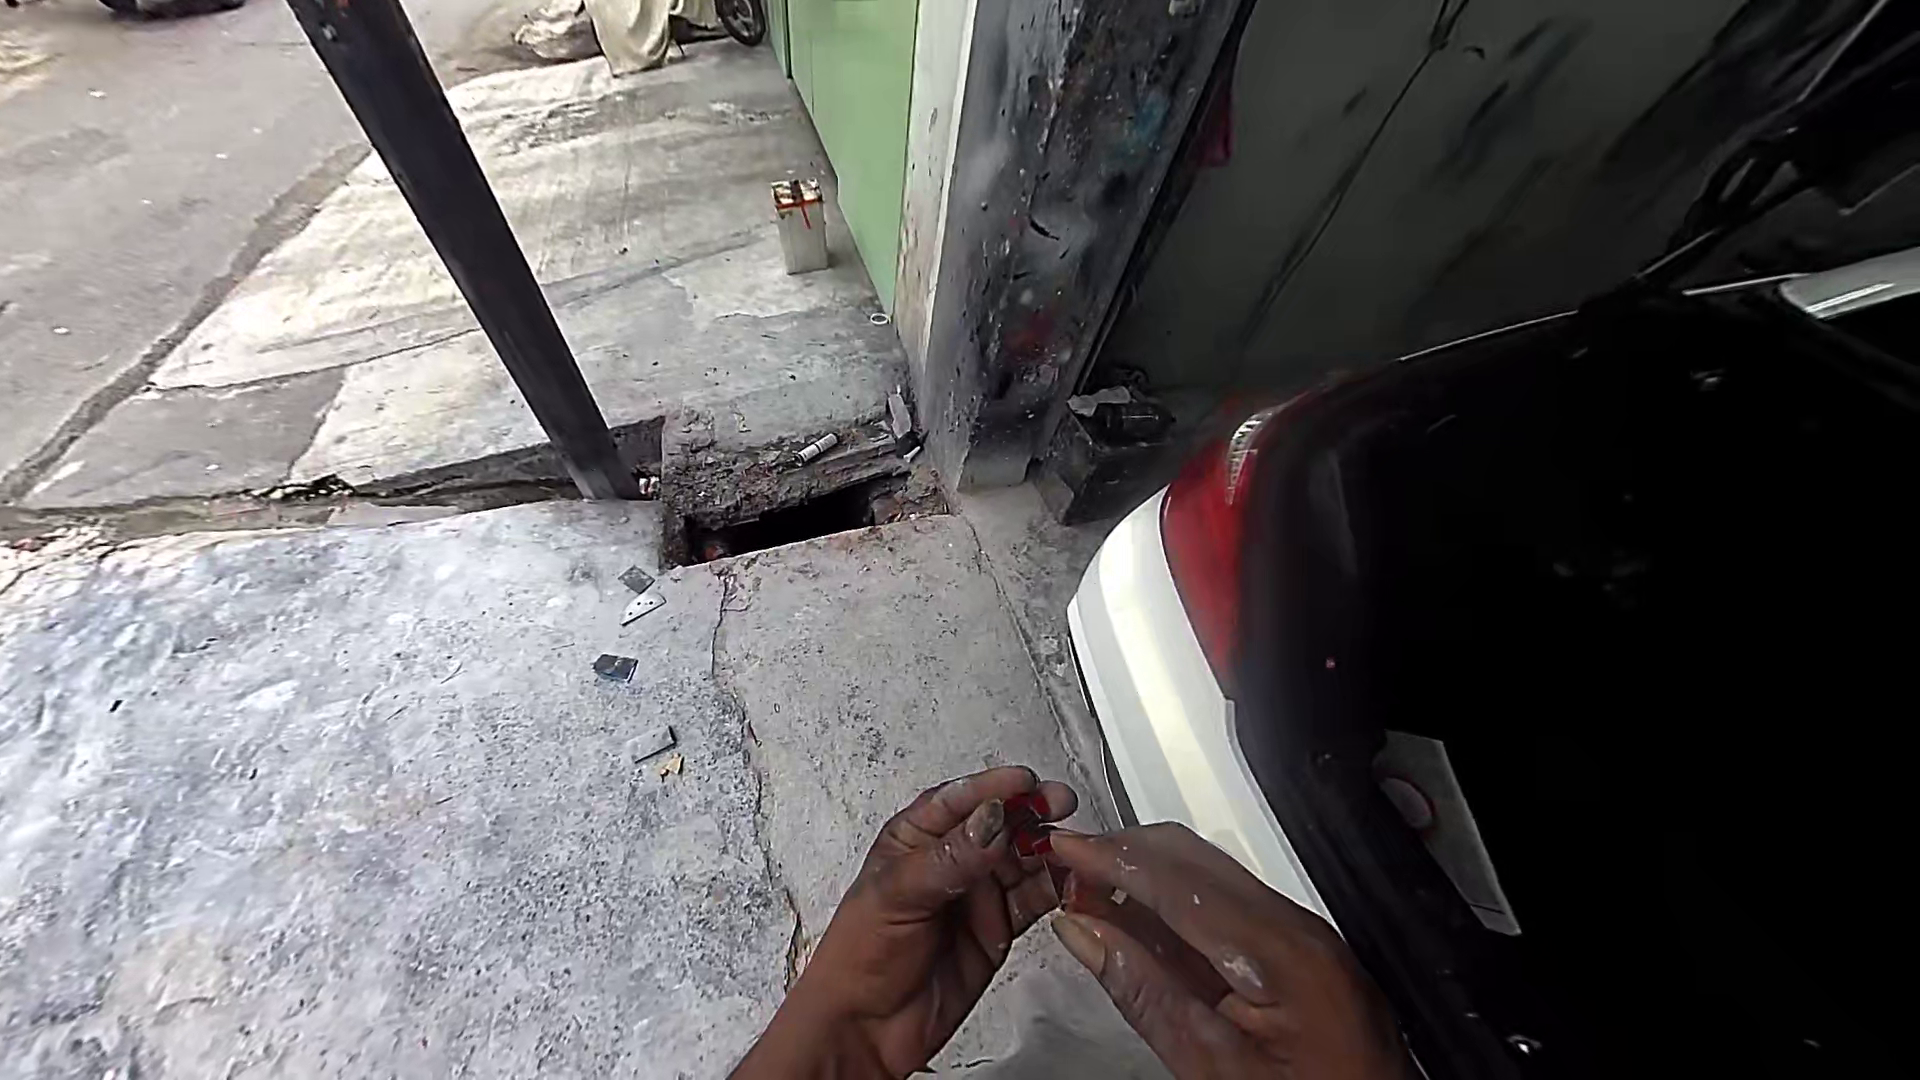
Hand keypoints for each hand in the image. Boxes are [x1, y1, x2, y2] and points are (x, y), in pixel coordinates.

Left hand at [732, 766, 1077, 1078]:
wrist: (866, 1031)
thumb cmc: (860, 952)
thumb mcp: (899, 894)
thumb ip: (950, 858)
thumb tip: (991, 819)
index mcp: (918, 834)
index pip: (960, 798)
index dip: (993, 786)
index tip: (1023, 781)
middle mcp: (952, 855)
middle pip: (999, 821)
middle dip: (1030, 810)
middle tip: (1058, 803)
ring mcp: (977, 889)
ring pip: (1021, 857)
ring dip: (1046, 847)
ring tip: (1070, 844)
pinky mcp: (998, 924)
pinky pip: (1032, 897)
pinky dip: (1053, 887)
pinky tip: (1069, 879)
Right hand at [1046, 823, 1412, 1079]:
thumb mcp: (1217, 1076)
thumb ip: (1145, 994)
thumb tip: (1081, 929)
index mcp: (1284, 955)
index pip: (1174, 879)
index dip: (1108, 857)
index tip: (1061, 847)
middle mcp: (1295, 925)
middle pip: (1187, 856)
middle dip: (1120, 853)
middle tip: (1067, 870)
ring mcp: (1297, 930)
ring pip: (1200, 868)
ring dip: (1140, 870)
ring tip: (1090, 891)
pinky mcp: (1292, 942)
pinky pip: (1217, 896)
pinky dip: (1167, 895)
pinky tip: (1135, 916)